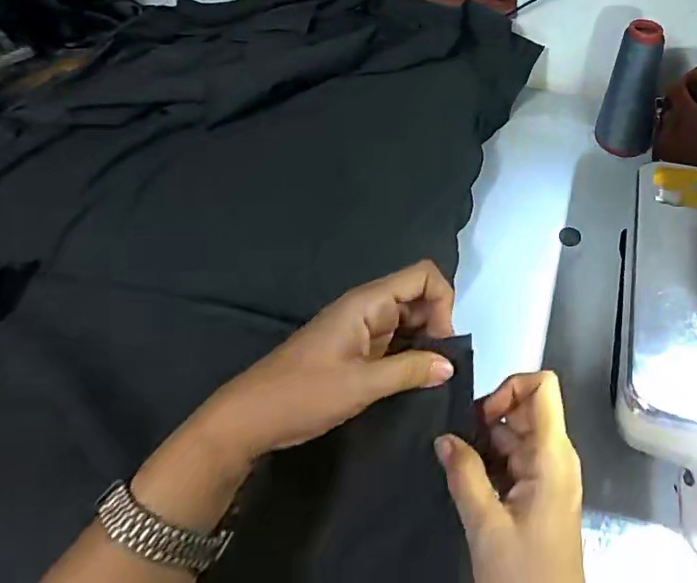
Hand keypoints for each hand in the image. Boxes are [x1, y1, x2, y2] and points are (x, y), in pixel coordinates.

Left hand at [183, 260, 457, 470]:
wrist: (246, 420)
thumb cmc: (302, 394)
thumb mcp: (361, 386)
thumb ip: (410, 371)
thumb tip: (450, 365)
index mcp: (368, 301)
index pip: (423, 276)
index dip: (443, 301)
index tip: (442, 342)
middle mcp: (368, 307)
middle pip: (419, 297)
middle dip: (437, 324)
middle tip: (440, 366)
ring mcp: (361, 328)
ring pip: (409, 320)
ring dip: (424, 342)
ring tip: (430, 376)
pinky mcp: (355, 349)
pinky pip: (394, 340)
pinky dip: (409, 354)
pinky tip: (412, 380)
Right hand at [436, 372, 583, 582]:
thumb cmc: (524, 574)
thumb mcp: (486, 527)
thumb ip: (465, 476)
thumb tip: (444, 437)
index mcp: (553, 453)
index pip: (543, 386)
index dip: (511, 387)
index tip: (480, 416)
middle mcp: (556, 455)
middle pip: (527, 409)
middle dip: (490, 418)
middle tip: (457, 443)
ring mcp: (550, 474)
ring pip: (518, 435)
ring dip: (487, 443)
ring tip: (456, 463)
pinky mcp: (541, 493)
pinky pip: (517, 460)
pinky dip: (493, 463)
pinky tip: (468, 481)